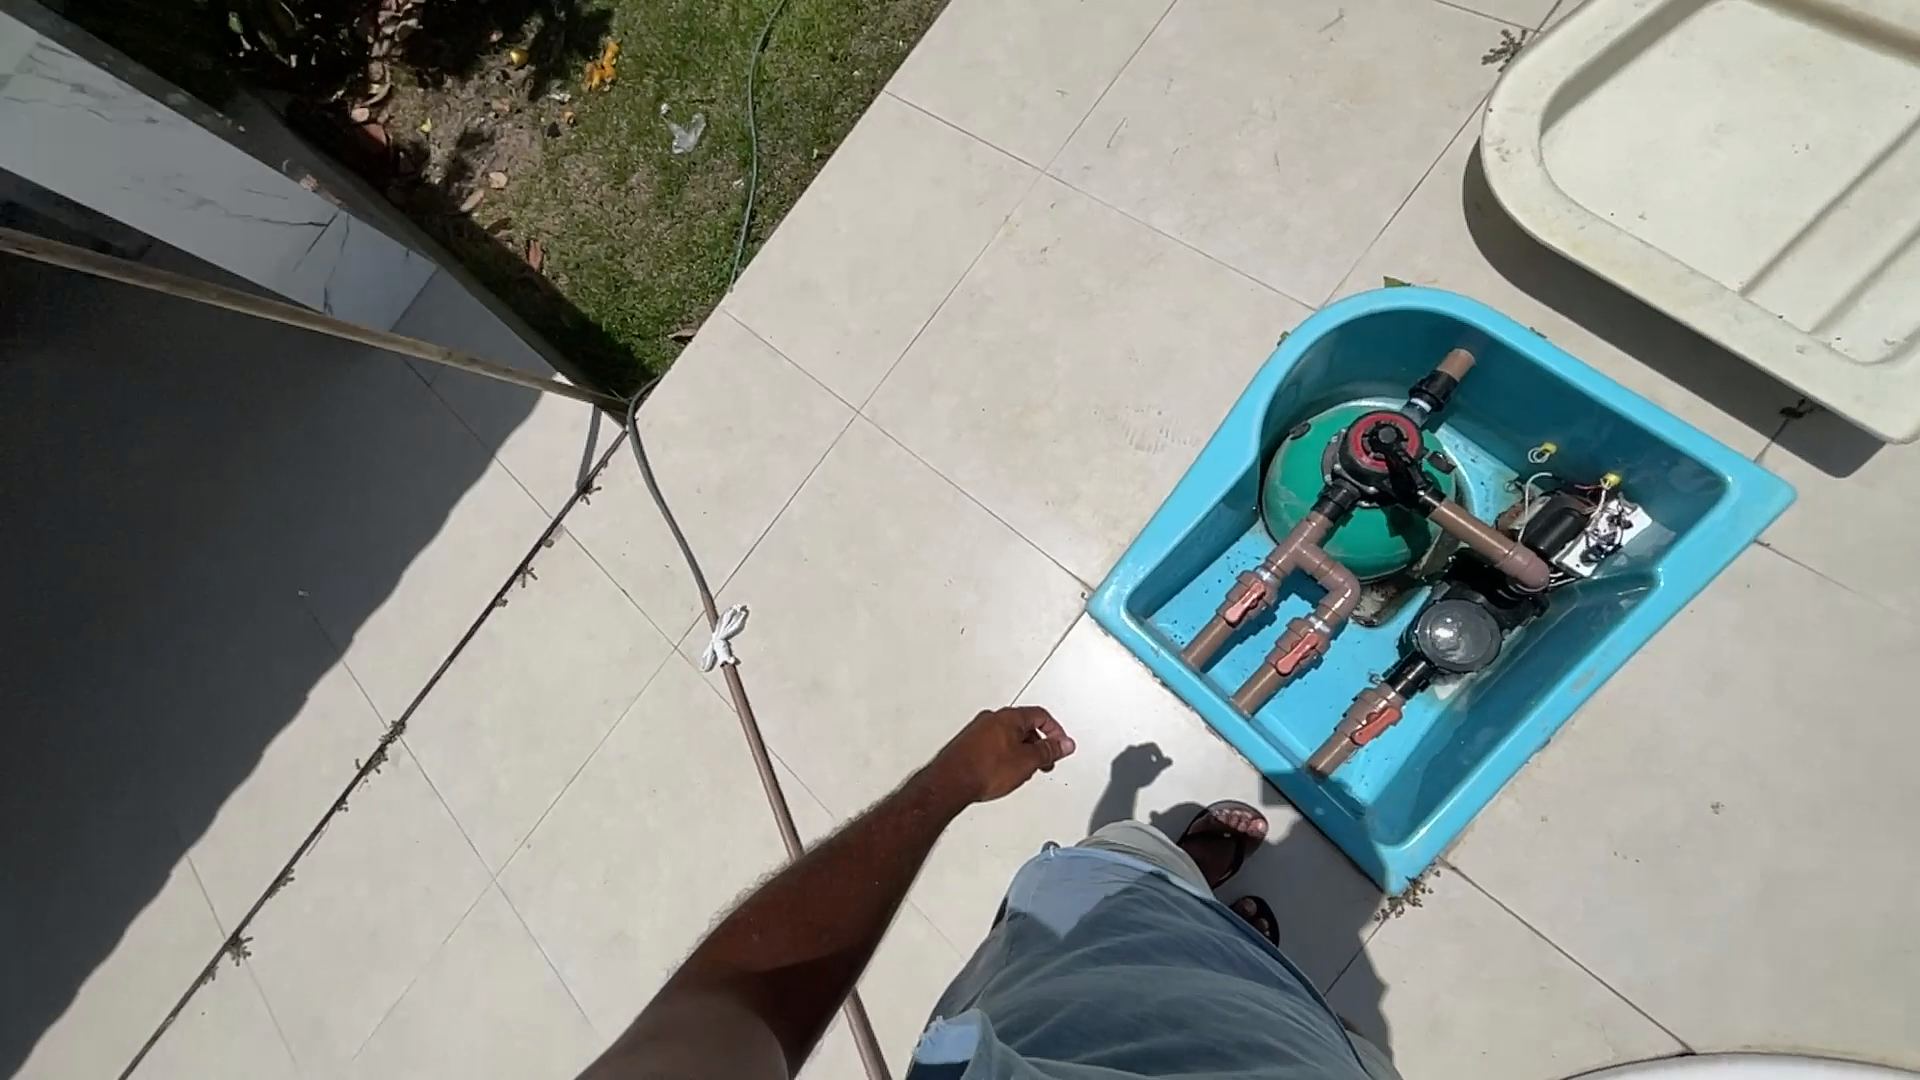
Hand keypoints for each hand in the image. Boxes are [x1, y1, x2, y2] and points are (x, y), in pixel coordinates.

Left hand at [926, 707, 1075, 804]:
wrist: (951, 782)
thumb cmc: (983, 769)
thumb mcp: (1027, 761)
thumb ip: (1049, 751)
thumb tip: (1064, 744)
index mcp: (1008, 717)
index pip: (1040, 715)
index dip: (1055, 730)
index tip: (1061, 744)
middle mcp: (991, 719)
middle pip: (1024, 725)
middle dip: (1038, 743)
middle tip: (1045, 760)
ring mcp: (977, 731)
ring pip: (1008, 736)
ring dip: (1021, 751)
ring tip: (1023, 771)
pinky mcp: (968, 744)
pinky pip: (994, 745)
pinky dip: (1005, 756)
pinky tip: (1003, 773)